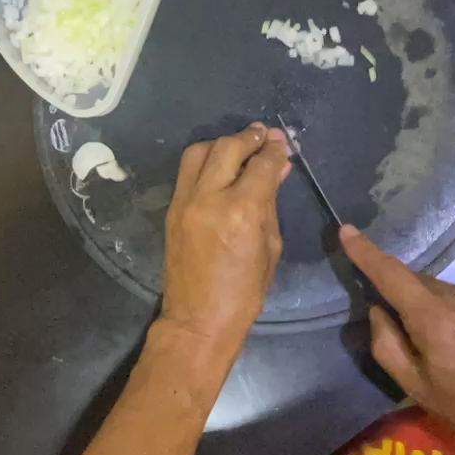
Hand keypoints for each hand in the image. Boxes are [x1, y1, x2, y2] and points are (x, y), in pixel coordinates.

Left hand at [157, 123, 291, 354]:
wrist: (198, 319)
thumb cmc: (245, 292)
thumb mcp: (270, 247)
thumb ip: (271, 203)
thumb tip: (277, 170)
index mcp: (242, 211)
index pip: (262, 164)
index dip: (276, 150)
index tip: (283, 143)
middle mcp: (209, 198)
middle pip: (228, 147)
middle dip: (249, 137)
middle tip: (264, 135)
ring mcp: (185, 202)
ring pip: (200, 152)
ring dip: (222, 144)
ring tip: (240, 147)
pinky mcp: (171, 210)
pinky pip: (187, 173)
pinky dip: (205, 162)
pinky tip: (220, 167)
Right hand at [340, 226, 454, 454]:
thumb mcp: (417, 389)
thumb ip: (387, 345)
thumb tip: (379, 312)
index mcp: (435, 320)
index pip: (391, 275)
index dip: (366, 252)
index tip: (347, 230)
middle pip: (420, 284)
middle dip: (407, 299)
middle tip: (410, 336)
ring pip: (450, 294)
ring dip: (439, 311)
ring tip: (453, 351)